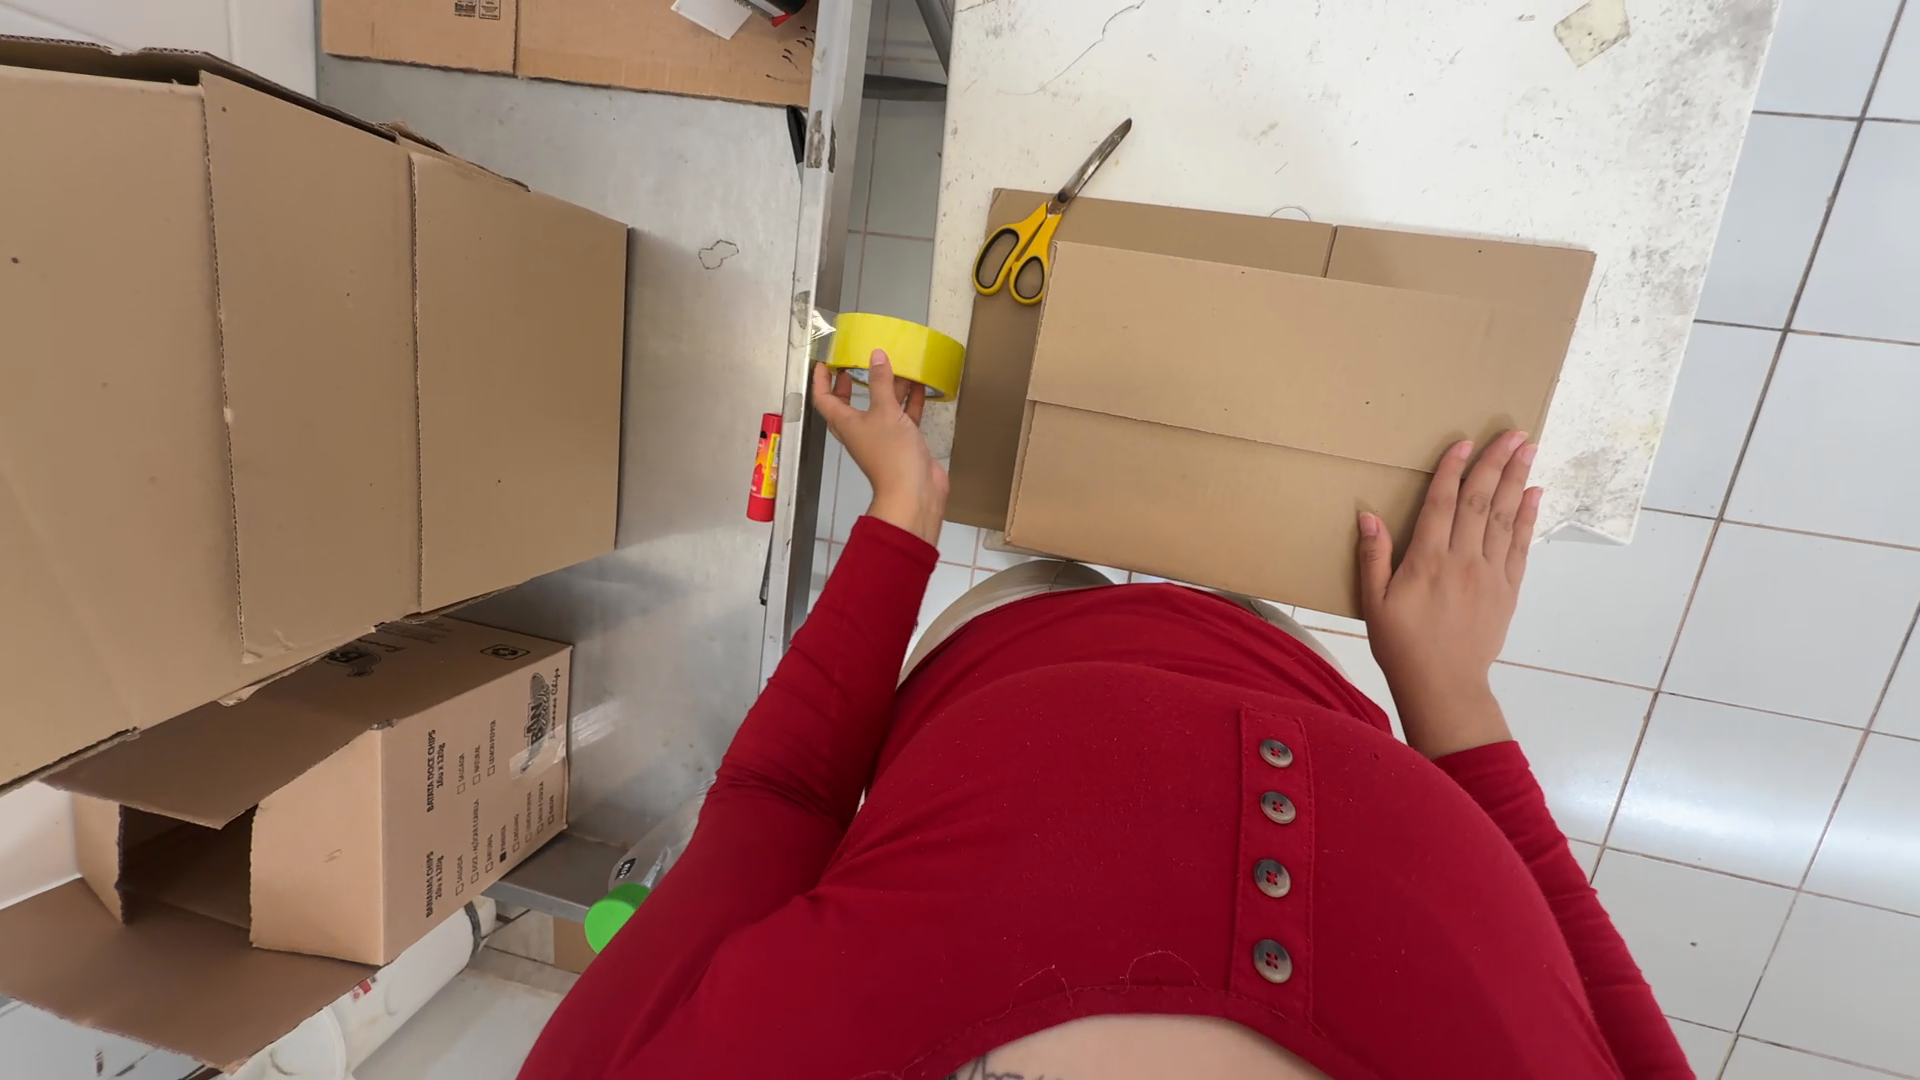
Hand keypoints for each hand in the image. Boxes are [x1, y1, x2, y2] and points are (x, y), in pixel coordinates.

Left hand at [812, 350, 947, 545]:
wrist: (914, 492)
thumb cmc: (892, 452)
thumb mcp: (885, 411)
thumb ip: (881, 382)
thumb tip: (876, 355)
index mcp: (846, 424)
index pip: (824, 399)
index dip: (821, 380)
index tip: (825, 363)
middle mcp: (861, 430)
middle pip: (850, 404)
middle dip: (851, 384)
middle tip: (856, 364)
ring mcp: (883, 437)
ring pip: (881, 407)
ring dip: (887, 388)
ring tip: (895, 365)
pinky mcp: (904, 443)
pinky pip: (904, 417)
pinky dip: (910, 401)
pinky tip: (919, 384)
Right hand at [1355, 431, 1540, 758]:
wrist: (1443, 682)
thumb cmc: (1399, 642)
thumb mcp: (1372, 600)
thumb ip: (1373, 556)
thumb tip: (1368, 515)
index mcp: (1426, 561)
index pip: (1441, 505)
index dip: (1451, 471)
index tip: (1463, 442)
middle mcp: (1463, 560)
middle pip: (1480, 502)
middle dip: (1495, 464)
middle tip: (1512, 433)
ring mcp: (1490, 574)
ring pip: (1504, 517)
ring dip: (1516, 480)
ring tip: (1528, 450)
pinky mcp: (1508, 589)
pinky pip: (1519, 546)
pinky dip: (1528, 517)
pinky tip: (1533, 494)